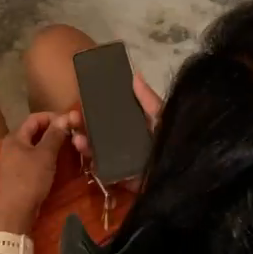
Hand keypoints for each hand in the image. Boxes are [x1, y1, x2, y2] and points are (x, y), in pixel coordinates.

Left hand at [0, 111, 70, 232]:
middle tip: (70, 134)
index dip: (53, 117)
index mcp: (15, 136)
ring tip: (66, 146)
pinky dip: (44, 156)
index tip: (70, 122)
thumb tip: (65, 116)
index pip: (35, 117)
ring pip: (34, 145)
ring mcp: (12, 161)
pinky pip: (32, 158)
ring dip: (49, 144)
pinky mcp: (16, 174)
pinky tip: (55, 162)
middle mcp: (11, 145)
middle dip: (52, 130)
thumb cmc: (29, 180)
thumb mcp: (45, 155)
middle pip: (34, 131)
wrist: (14, 214)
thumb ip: (55, 135)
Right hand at [65, 69, 163, 183]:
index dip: (95, 109)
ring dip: (86, 145)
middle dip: (84, 127)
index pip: (112, 114)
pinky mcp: (124, 179)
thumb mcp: (161, 115)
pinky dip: (94, 165)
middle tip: (72, 119)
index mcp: (136, 124)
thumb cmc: (171, 139)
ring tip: (77, 140)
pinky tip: (87, 159)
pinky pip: (106, 172)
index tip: (81, 102)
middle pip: (100, 133)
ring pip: (99, 151)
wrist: (180, 174)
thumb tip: (136, 74)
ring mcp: (123, 161)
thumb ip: (148, 99)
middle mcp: (127, 141)